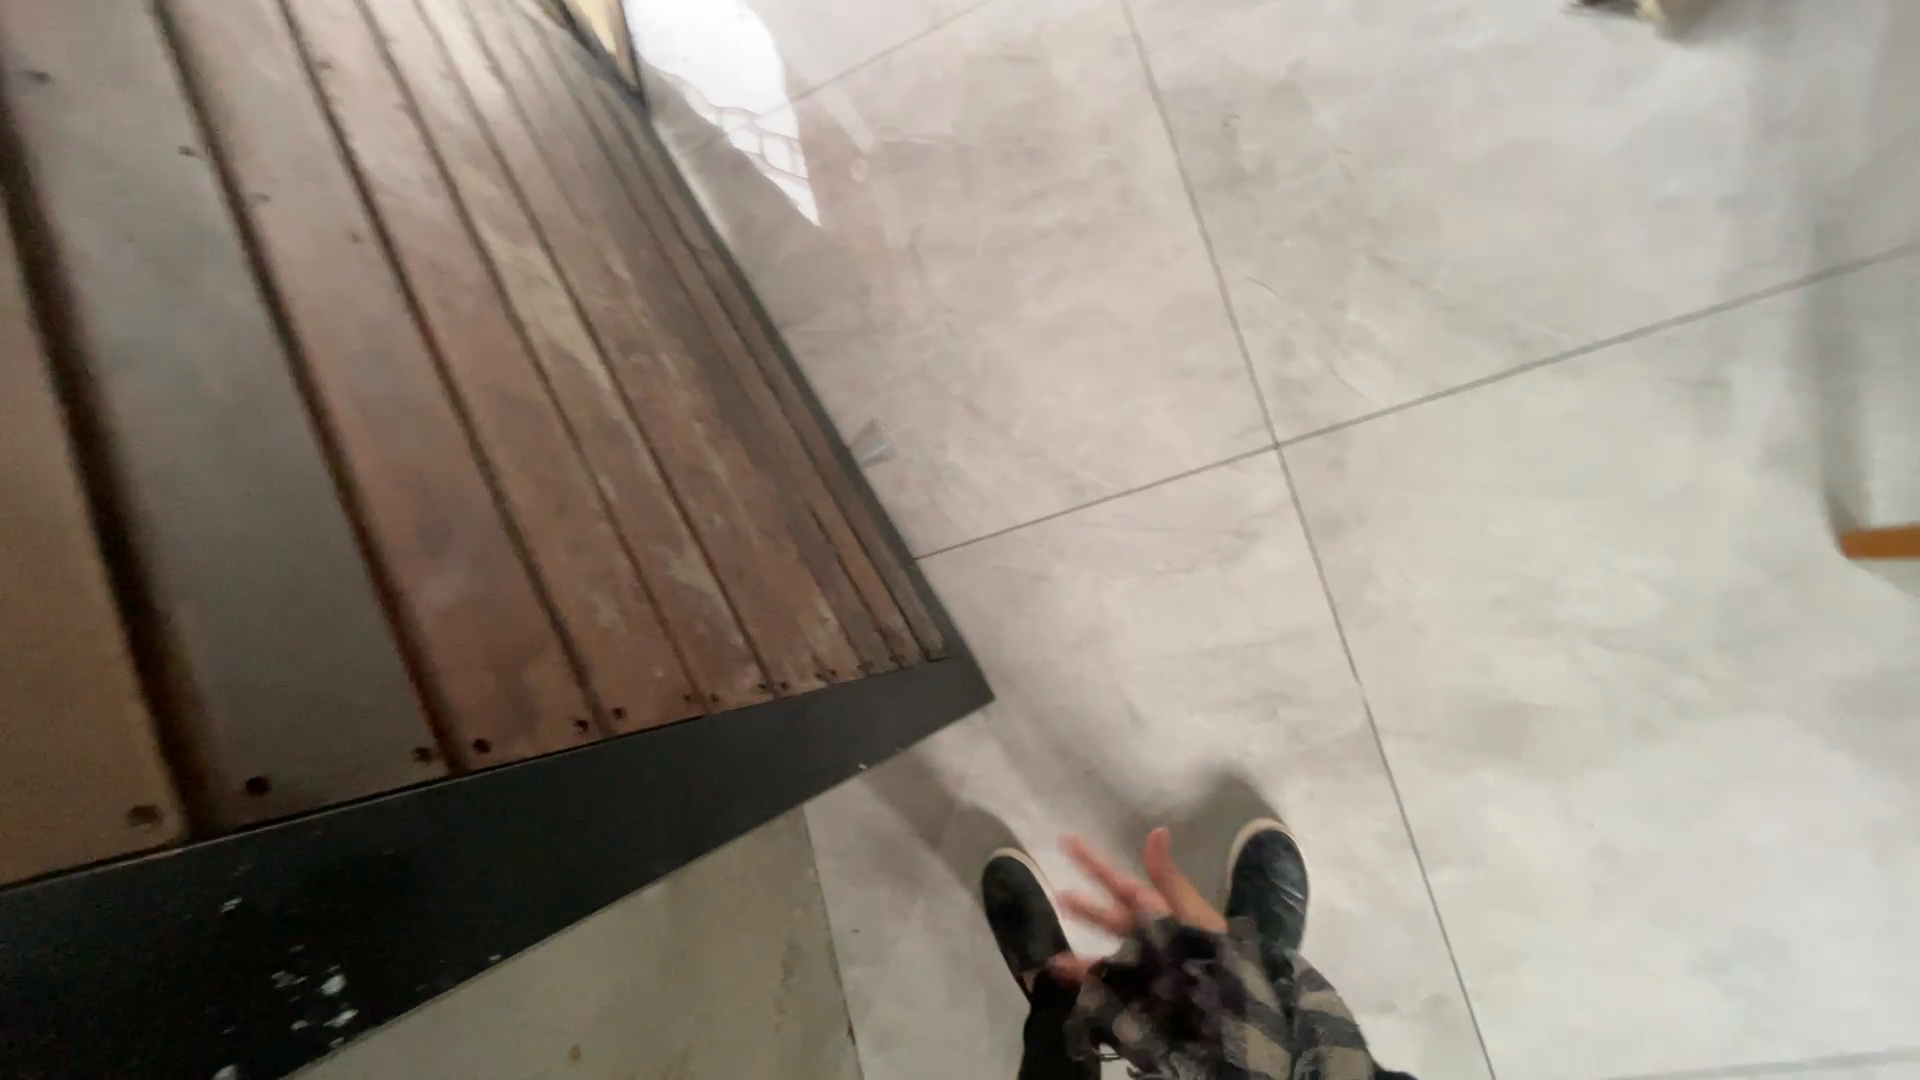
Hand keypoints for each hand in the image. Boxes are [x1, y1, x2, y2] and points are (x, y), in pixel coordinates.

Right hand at [1048, 826, 1224, 981]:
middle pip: (1108, 918)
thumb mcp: (1193, 912)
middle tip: (1059, 894)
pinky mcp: (1141, 998)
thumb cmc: (1217, 955)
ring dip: (1080, 957)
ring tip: (1054, 959)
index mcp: (1157, 912)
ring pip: (1104, 956)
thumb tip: (1157, 830)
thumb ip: (1168, 878)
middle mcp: (1144, 938)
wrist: (1236, 1011)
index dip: (1093, 863)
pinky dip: (1089, 990)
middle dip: (1085, 907)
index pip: (1119, 883)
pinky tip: (1071, 991)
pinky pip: (1110, 991)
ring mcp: (1141, 969)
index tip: (1068, 841)